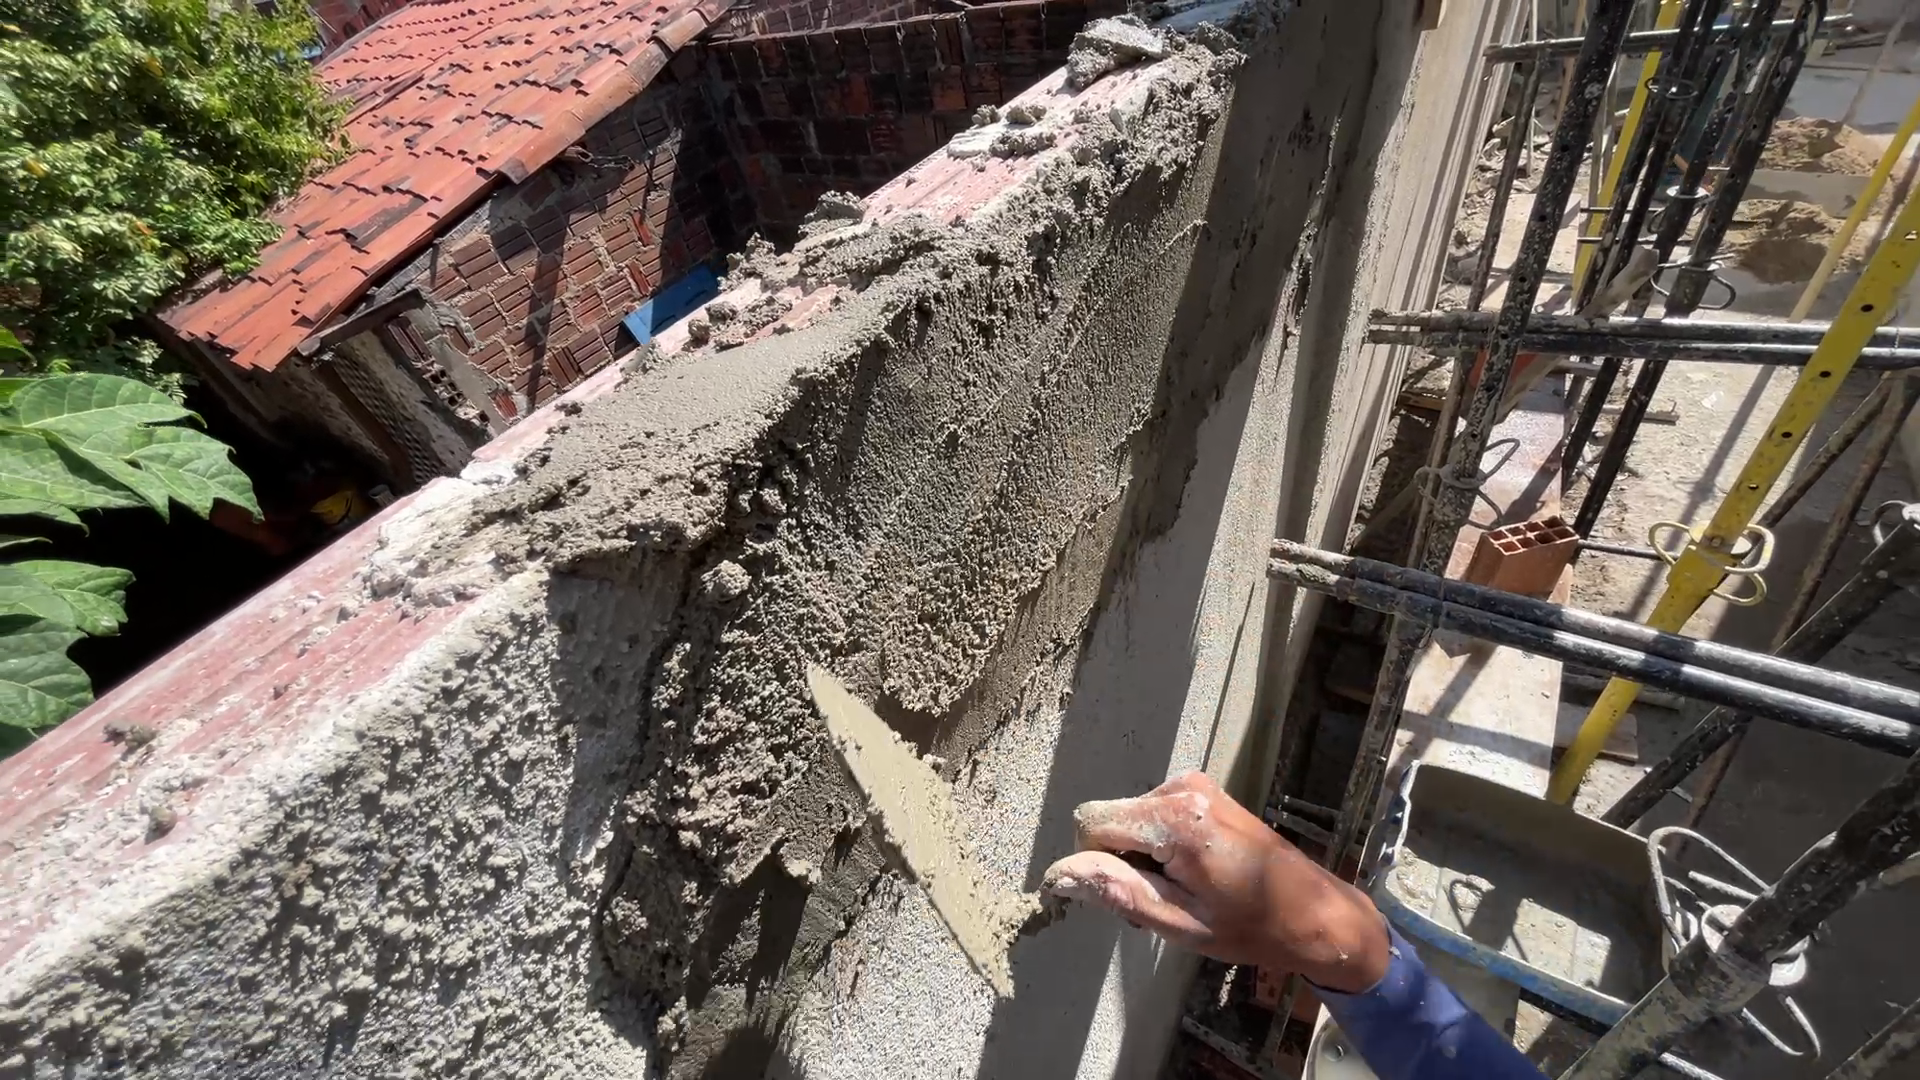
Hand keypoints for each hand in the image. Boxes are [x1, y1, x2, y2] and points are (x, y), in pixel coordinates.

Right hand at [1040, 772, 1389, 992]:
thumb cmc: (1250, 927)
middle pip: (1109, 818)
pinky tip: (1189, 866)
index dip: (1098, 862)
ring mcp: (1190, 781)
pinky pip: (1149, 810)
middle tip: (1164, 897)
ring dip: (1139, 851)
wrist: (1315, 911)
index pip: (1090, 822)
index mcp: (1174, 818)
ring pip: (1127, 815)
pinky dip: (1155, 839)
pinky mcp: (1198, 785)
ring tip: (1181, 885)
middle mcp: (1179, 786)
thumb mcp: (1179, 922)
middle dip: (1121, 858)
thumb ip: (1116, 891)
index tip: (1135, 893)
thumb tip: (1057, 875)